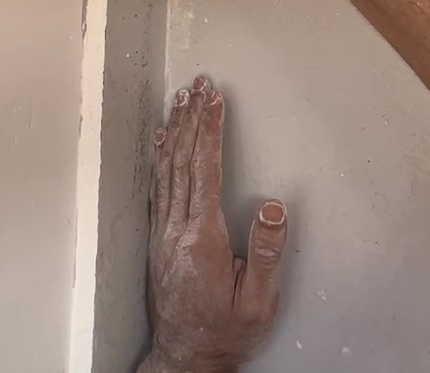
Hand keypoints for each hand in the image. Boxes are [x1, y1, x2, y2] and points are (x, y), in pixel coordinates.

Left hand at [139, 75, 287, 372]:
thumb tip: (273, 207)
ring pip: (166, 169)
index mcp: (202, 238)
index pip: (205, 170)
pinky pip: (157, 187)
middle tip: (197, 84)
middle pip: (182, 160)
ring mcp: (163, 233)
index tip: (214, 99)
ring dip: (174, 130)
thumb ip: (265, 253)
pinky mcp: (157, 239)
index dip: (209, 130)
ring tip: (180, 99)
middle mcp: (177, 229)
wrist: (186, 360)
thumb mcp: (258, 301)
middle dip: (191, 117)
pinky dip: (159, 157)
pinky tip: (161, 140)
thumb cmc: (226, 331)